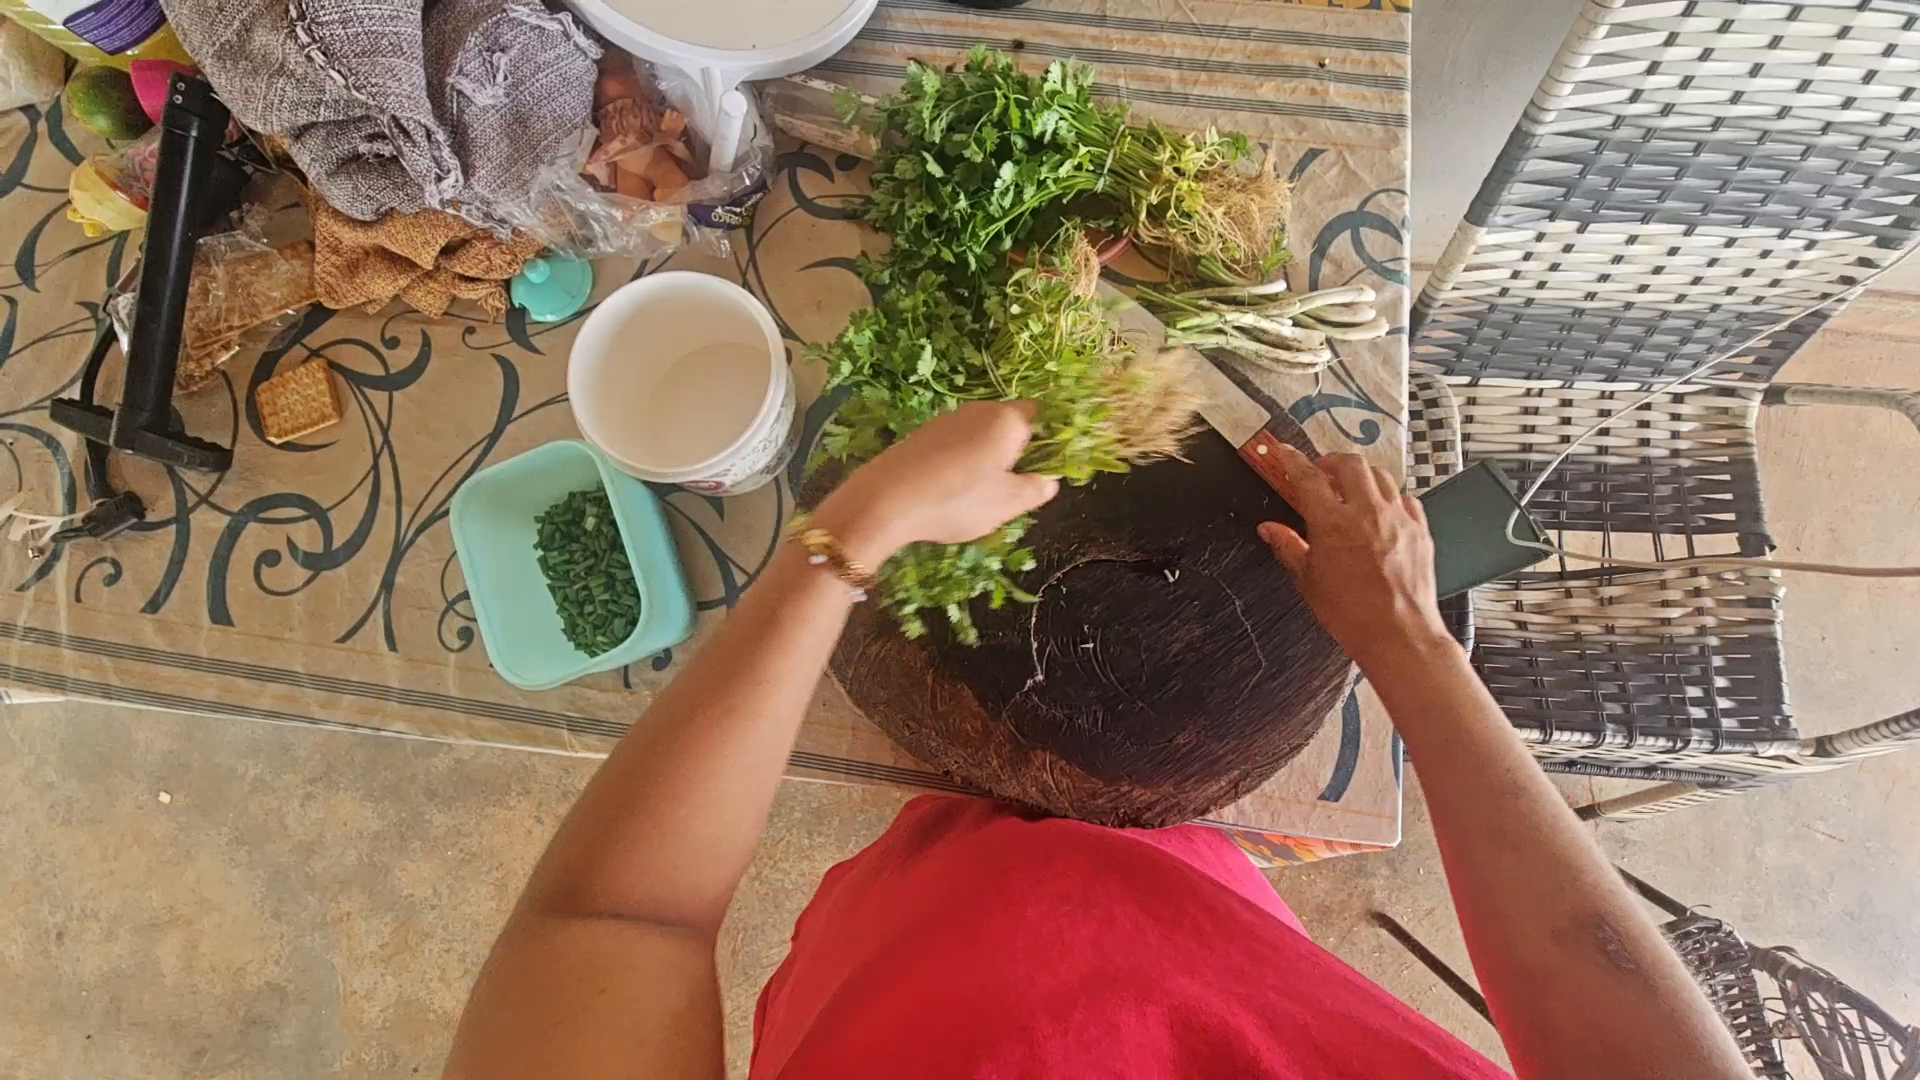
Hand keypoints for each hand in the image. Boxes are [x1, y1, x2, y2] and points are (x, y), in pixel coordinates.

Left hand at [813, 401, 1059, 564]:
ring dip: (986, 456)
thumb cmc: (956, 500)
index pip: (1039, 416)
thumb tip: (1050, 481)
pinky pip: (955, 443)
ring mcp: (947, 420)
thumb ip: (1034, 490)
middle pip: (1008, 423)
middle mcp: (978, 410)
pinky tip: (950, 489)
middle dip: (1016, 450)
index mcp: (1006, 421)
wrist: (885, 501)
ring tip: (980, 493)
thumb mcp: (1006, 504)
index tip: (1044, 467)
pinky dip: (961, 461)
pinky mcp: (922, 435)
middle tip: (1014, 486)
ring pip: (980, 434)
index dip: (1047, 439)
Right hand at [1256, 443, 1451, 669]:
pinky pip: (1406, 499)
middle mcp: (1367, 512)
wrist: (1398, 633)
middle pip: (1351, 464)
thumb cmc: (1348, 611)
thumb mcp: (1307, 579)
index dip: (1292, 459)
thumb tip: (1269, 529)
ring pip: (1381, 476)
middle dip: (1332, 461)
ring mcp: (1398, 518)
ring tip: (1350, 489)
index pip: (1308, 477)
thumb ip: (1288, 546)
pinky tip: (1381, 511)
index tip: (1283, 451)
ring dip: (1362, 476)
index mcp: (1332, 523)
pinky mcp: (1421, 530)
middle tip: (1321, 473)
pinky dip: (1389, 497)